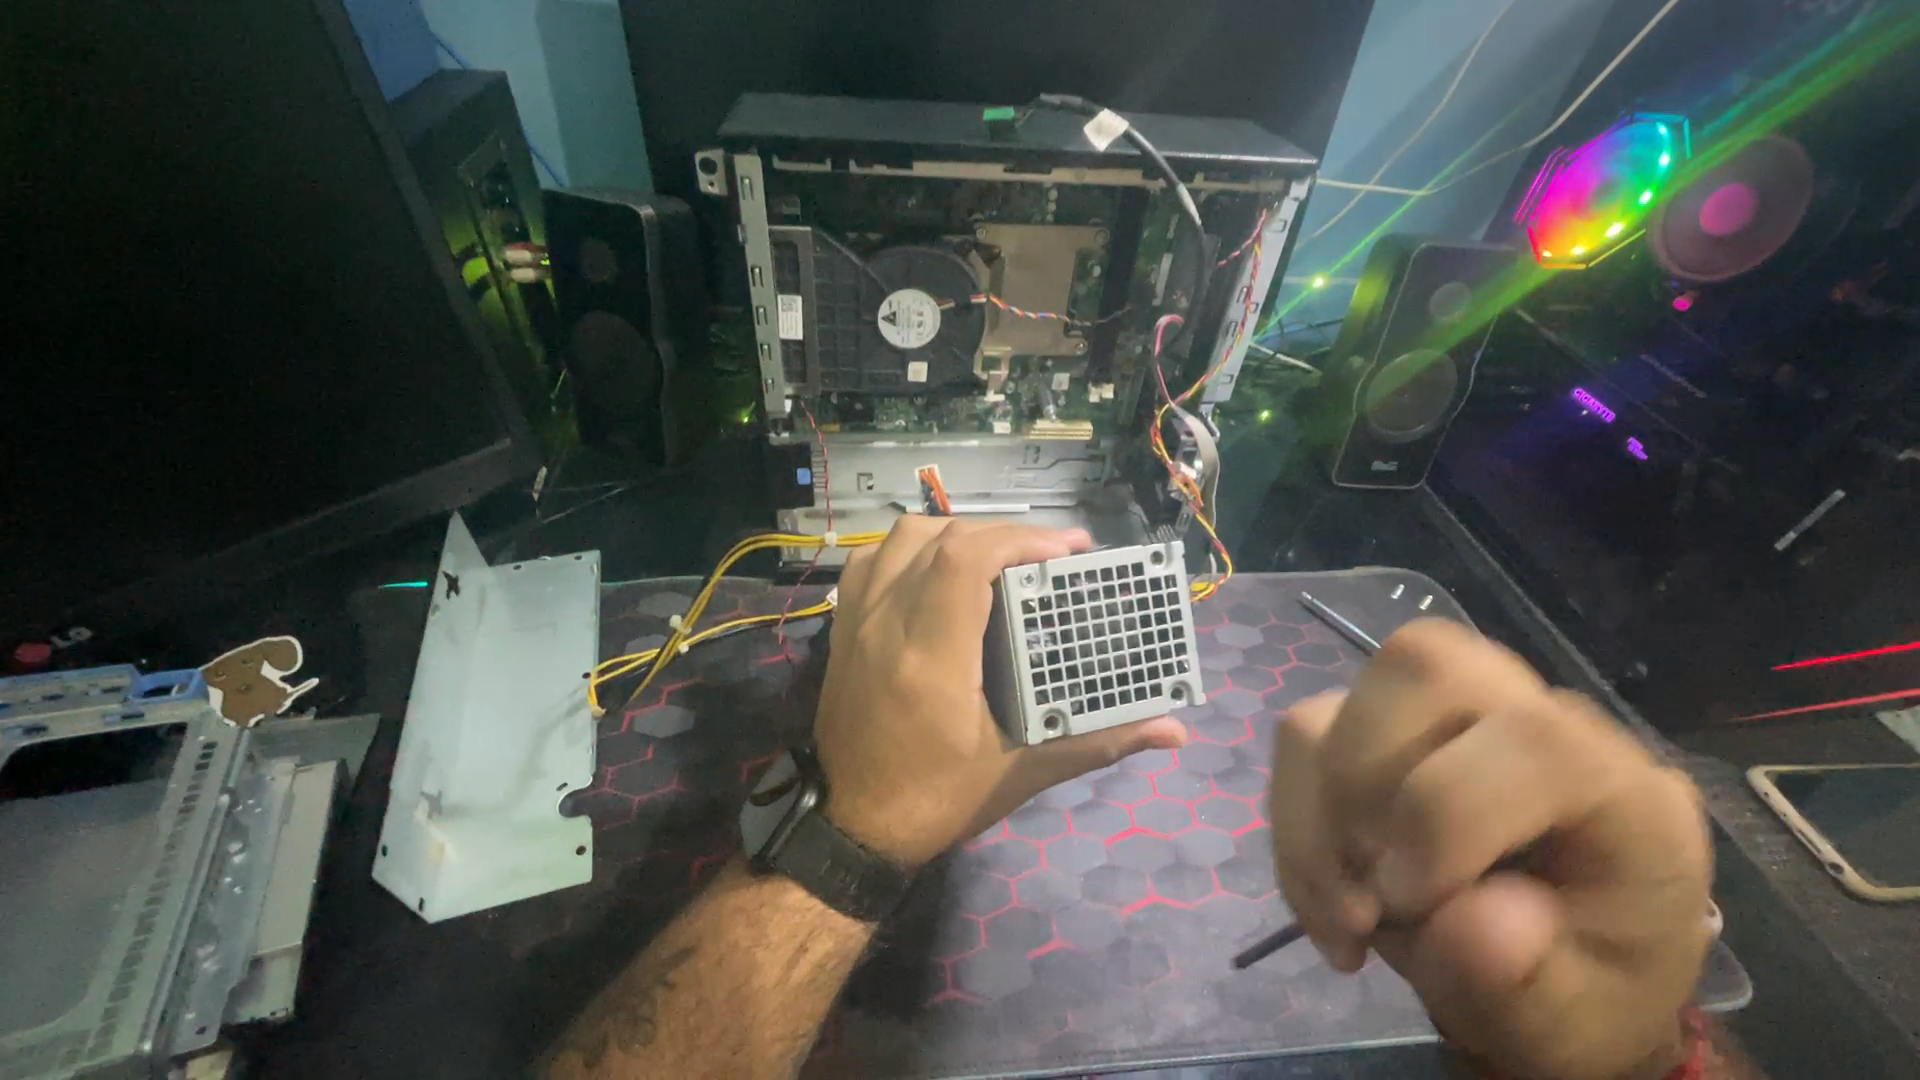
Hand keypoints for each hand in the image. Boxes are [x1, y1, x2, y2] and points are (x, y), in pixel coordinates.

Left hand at [814, 516, 1188, 868]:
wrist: (851, 827)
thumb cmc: (936, 801)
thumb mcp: (1019, 773)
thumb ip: (1096, 742)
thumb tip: (1173, 731)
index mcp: (931, 659)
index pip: (965, 561)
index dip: (1019, 538)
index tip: (1066, 551)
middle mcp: (887, 625)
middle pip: (940, 539)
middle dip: (1002, 533)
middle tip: (1047, 556)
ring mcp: (858, 623)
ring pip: (902, 538)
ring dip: (956, 532)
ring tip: (998, 554)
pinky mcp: (844, 629)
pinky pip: (871, 559)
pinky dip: (910, 548)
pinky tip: (938, 568)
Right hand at [1269, 619, 1711, 1079]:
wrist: (1536, 976)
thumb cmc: (1573, 994)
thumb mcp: (1570, 1022)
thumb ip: (1527, 980)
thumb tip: (1474, 920)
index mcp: (1618, 787)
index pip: (1531, 737)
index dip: (1445, 812)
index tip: (1403, 901)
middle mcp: (1527, 718)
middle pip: (1422, 667)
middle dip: (1363, 785)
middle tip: (1370, 891)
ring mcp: (1436, 721)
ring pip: (1335, 703)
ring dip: (1315, 815)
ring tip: (1346, 911)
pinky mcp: (1370, 727)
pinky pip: (1300, 740)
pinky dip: (1293, 820)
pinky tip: (1324, 889)